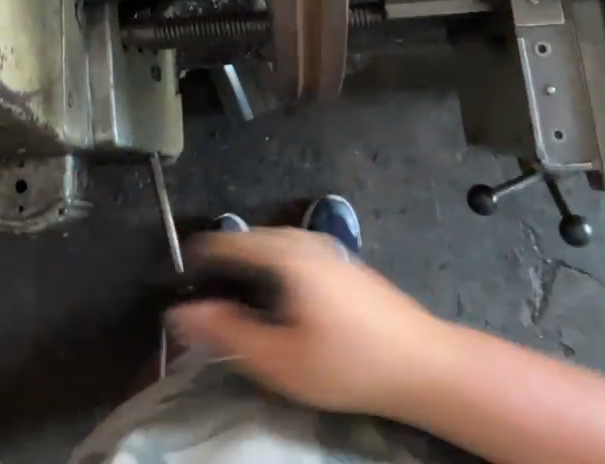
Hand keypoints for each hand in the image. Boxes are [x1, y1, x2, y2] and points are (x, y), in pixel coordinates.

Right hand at [167, 229, 457, 416]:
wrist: (424, 364)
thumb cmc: (347, 363)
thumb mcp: (278, 359)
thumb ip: (225, 333)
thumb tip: (180, 313)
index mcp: (283, 253)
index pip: (222, 243)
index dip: (197, 266)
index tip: (183, 295)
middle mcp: (302, 239)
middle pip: (246, 243)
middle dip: (222, 270)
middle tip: (209, 311)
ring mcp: (326, 247)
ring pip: (270, 250)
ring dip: (248, 274)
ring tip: (239, 314)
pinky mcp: (340, 263)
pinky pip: (291, 257)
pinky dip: (272, 275)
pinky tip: (279, 311)